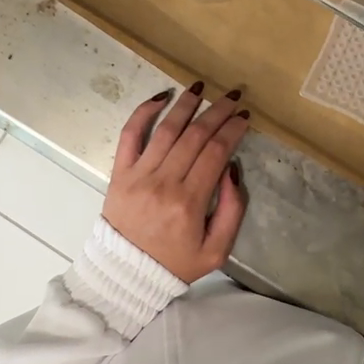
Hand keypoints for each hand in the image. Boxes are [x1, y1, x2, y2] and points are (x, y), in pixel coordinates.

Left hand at [104, 83, 251, 281]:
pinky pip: (130, 135)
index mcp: (189, 203)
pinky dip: (144, 112)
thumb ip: (232, 210)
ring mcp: (138, 175)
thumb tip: (230, 170)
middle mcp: (163, 183)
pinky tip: (162, 97)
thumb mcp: (216, 250)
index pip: (215, 152)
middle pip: (194, 135)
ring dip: (186, 104)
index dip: (232, 130)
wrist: (125, 276)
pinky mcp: (119, 173)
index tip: (244, 117)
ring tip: (201, 87)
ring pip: (166, 129)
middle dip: (217, 112)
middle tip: (233, 96)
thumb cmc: (175, 264)